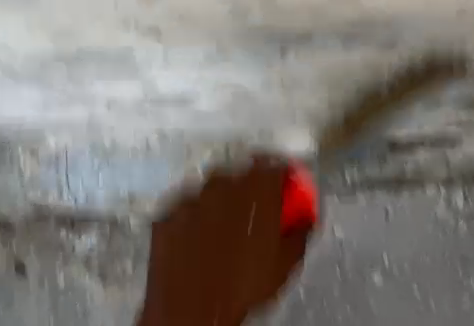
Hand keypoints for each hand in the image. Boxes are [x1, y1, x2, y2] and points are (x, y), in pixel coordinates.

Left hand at [138, 157, 313, 325]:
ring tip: (225, 236)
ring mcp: (190, 195)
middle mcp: (222, 181)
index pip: (276, 162)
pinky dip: (194, 221)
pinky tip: (200, 244)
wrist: (193, 313)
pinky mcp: (167, 214)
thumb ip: (299, 230)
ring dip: (220, 205)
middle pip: (242, 173)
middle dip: (250, 190)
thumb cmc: (240, 288)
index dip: (284, 173)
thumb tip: (305, 221)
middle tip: (255, 215)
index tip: (287, 183)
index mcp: (257, 186)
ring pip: (211, 190)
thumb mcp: (286, 263)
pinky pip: (186, 209)